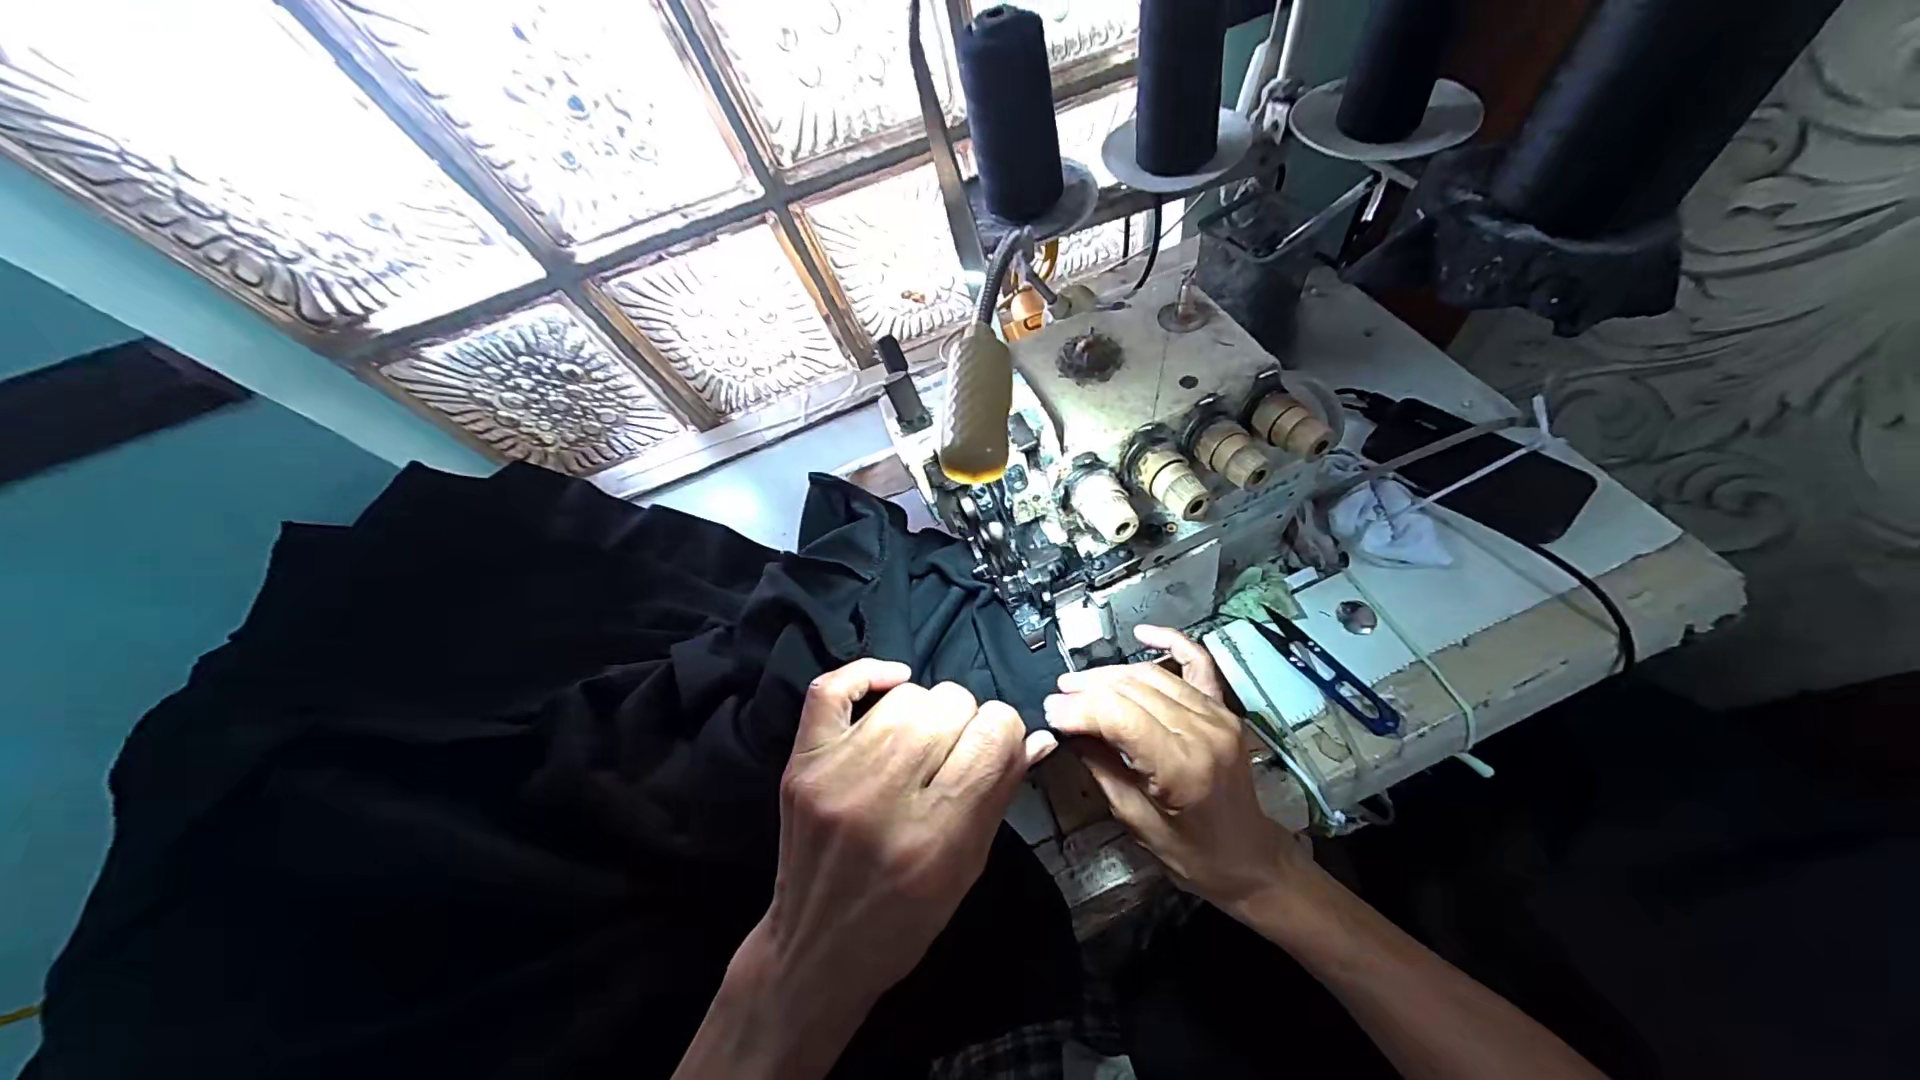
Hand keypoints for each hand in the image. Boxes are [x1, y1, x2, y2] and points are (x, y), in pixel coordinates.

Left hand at [680, 660, 1057, 1079]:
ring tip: (923, 737)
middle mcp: (883, 800)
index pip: (993, 735)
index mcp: (936, 836)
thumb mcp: (968, 868)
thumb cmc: (905, 920)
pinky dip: (868, 674)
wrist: (818, 951)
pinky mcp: (801, 764)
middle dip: (967, 719)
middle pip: (950, 705)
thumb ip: (1000, 794)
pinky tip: (895, 683)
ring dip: (926, 708)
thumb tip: (1038, 737)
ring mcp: (834, 777)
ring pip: (905, 696)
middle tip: (957, 748)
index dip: (1006, 730)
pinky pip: (831, 687)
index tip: (997, 744)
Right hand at [1043, 625, 1308, 908]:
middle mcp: (1203, 731)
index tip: (1051, 712)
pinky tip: (1144, 633)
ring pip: (1151, 675)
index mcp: (1182, 767)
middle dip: (1087, 691)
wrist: (1249, 858)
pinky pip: (1196, 663)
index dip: (1078, 709)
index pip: (1118, 715)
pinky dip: (1170, 642)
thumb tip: (1069, 729)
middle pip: (1131, 689)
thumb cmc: (1195, 854)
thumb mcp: (1134, 818)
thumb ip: (1100, 766)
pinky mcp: (1222, 708)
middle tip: (1058, 700)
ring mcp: (1216, 715)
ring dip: (1110, 674)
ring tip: (1078, 683)